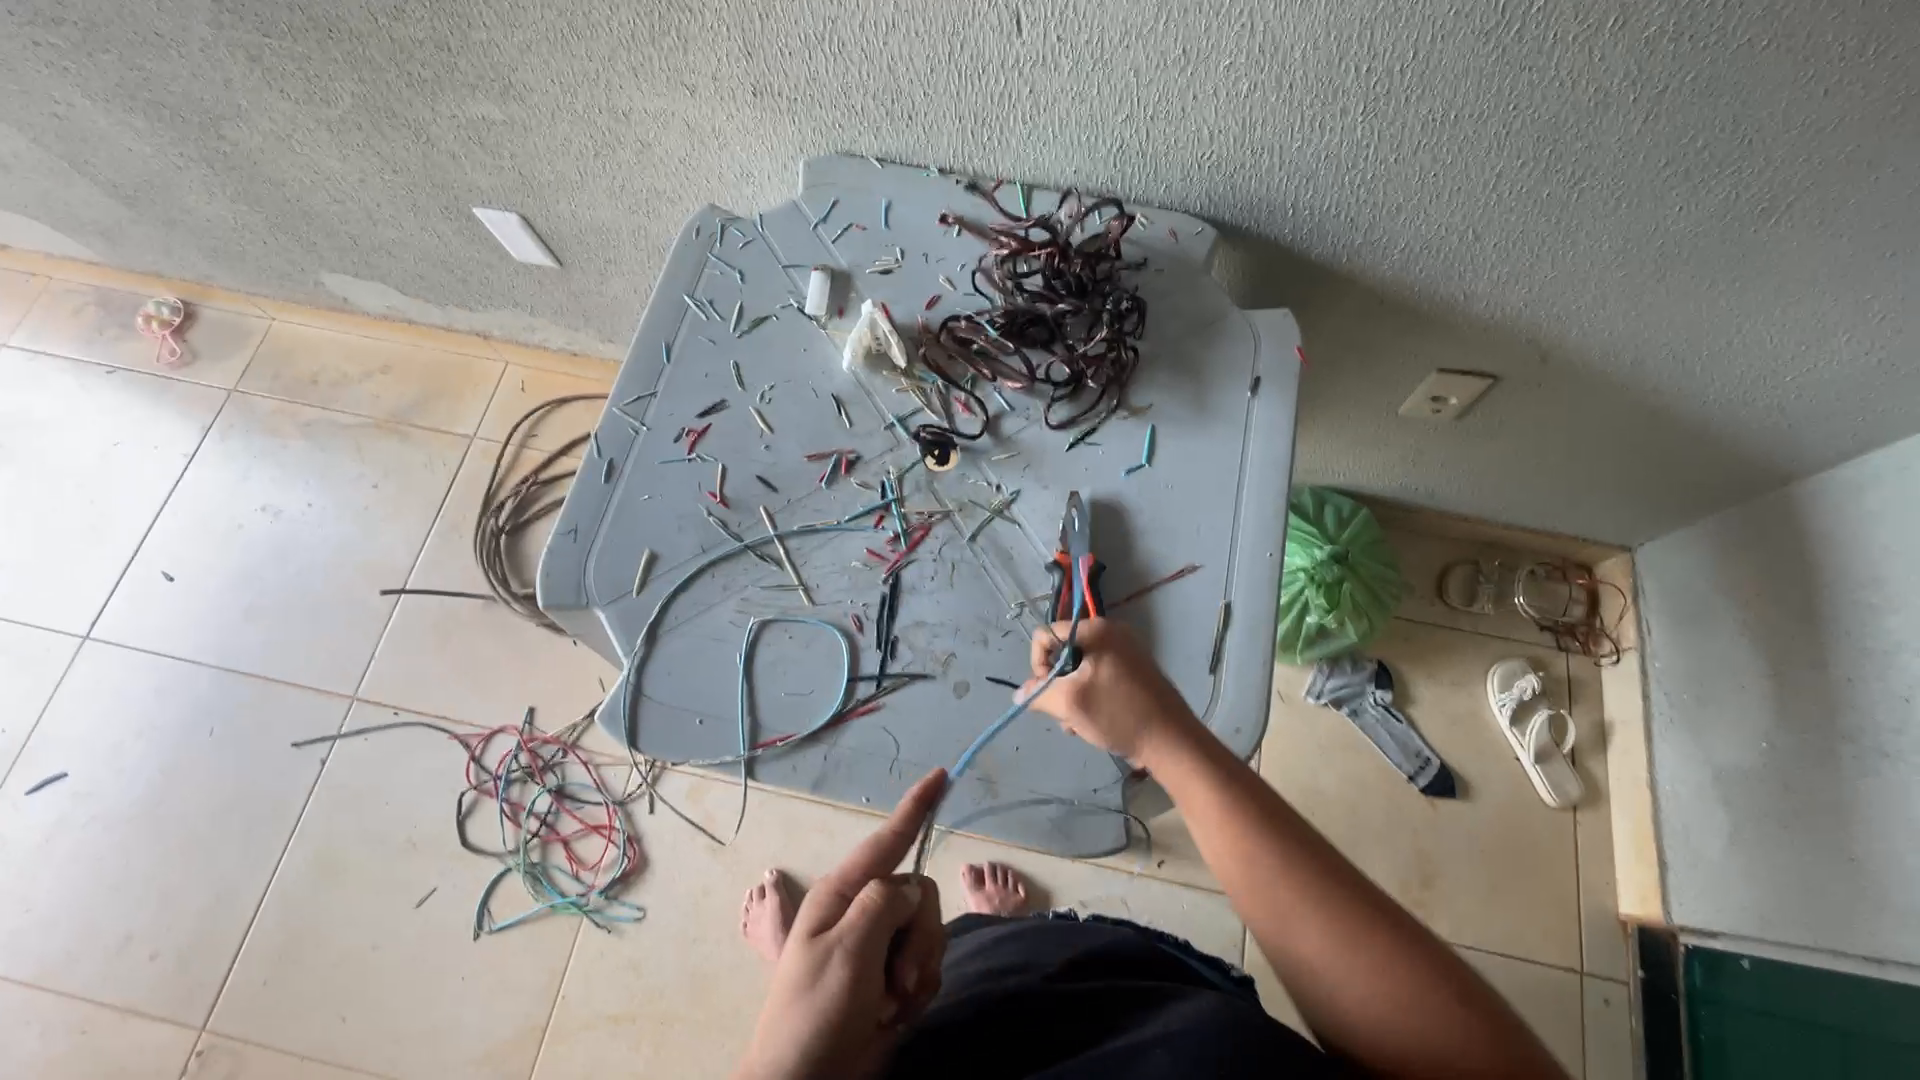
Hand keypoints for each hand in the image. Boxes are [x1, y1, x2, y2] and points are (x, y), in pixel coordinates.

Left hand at [732, 769, 949, 1079]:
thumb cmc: (815, 1012)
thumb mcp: (847, 952)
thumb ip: (884, 905)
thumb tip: (910, 888)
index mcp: (843, 893)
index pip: (887, 840)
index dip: (915, 807)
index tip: (940, 775)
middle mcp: (864, 910)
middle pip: (920, 894)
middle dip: (921, 938)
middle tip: (899, 980)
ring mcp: (879, 945)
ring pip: (930, 931)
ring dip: (919, 972)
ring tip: (891, 1004)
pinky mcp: (892, 976)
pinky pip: (929, 965)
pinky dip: (920, 991)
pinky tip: (895, 1014)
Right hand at [1018, 618, 1200, 763]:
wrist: (1171, 740)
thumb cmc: (1119, 714)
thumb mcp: (1070, 703)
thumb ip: (1039, 694)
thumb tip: (1019, 694)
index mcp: (1096, 630)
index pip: (1046, 634)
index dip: (1037, 663)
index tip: (1045, 690)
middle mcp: (1112, 633)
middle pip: (1063, 653)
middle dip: (1057, 684)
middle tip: (1063, 712)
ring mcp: (1126, 652)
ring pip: (1080, 669)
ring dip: (1072, 696)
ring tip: (1078, 724)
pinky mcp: (1135, 671)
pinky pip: (1099, 676)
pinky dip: (1090, 696)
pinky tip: (1092, 723)